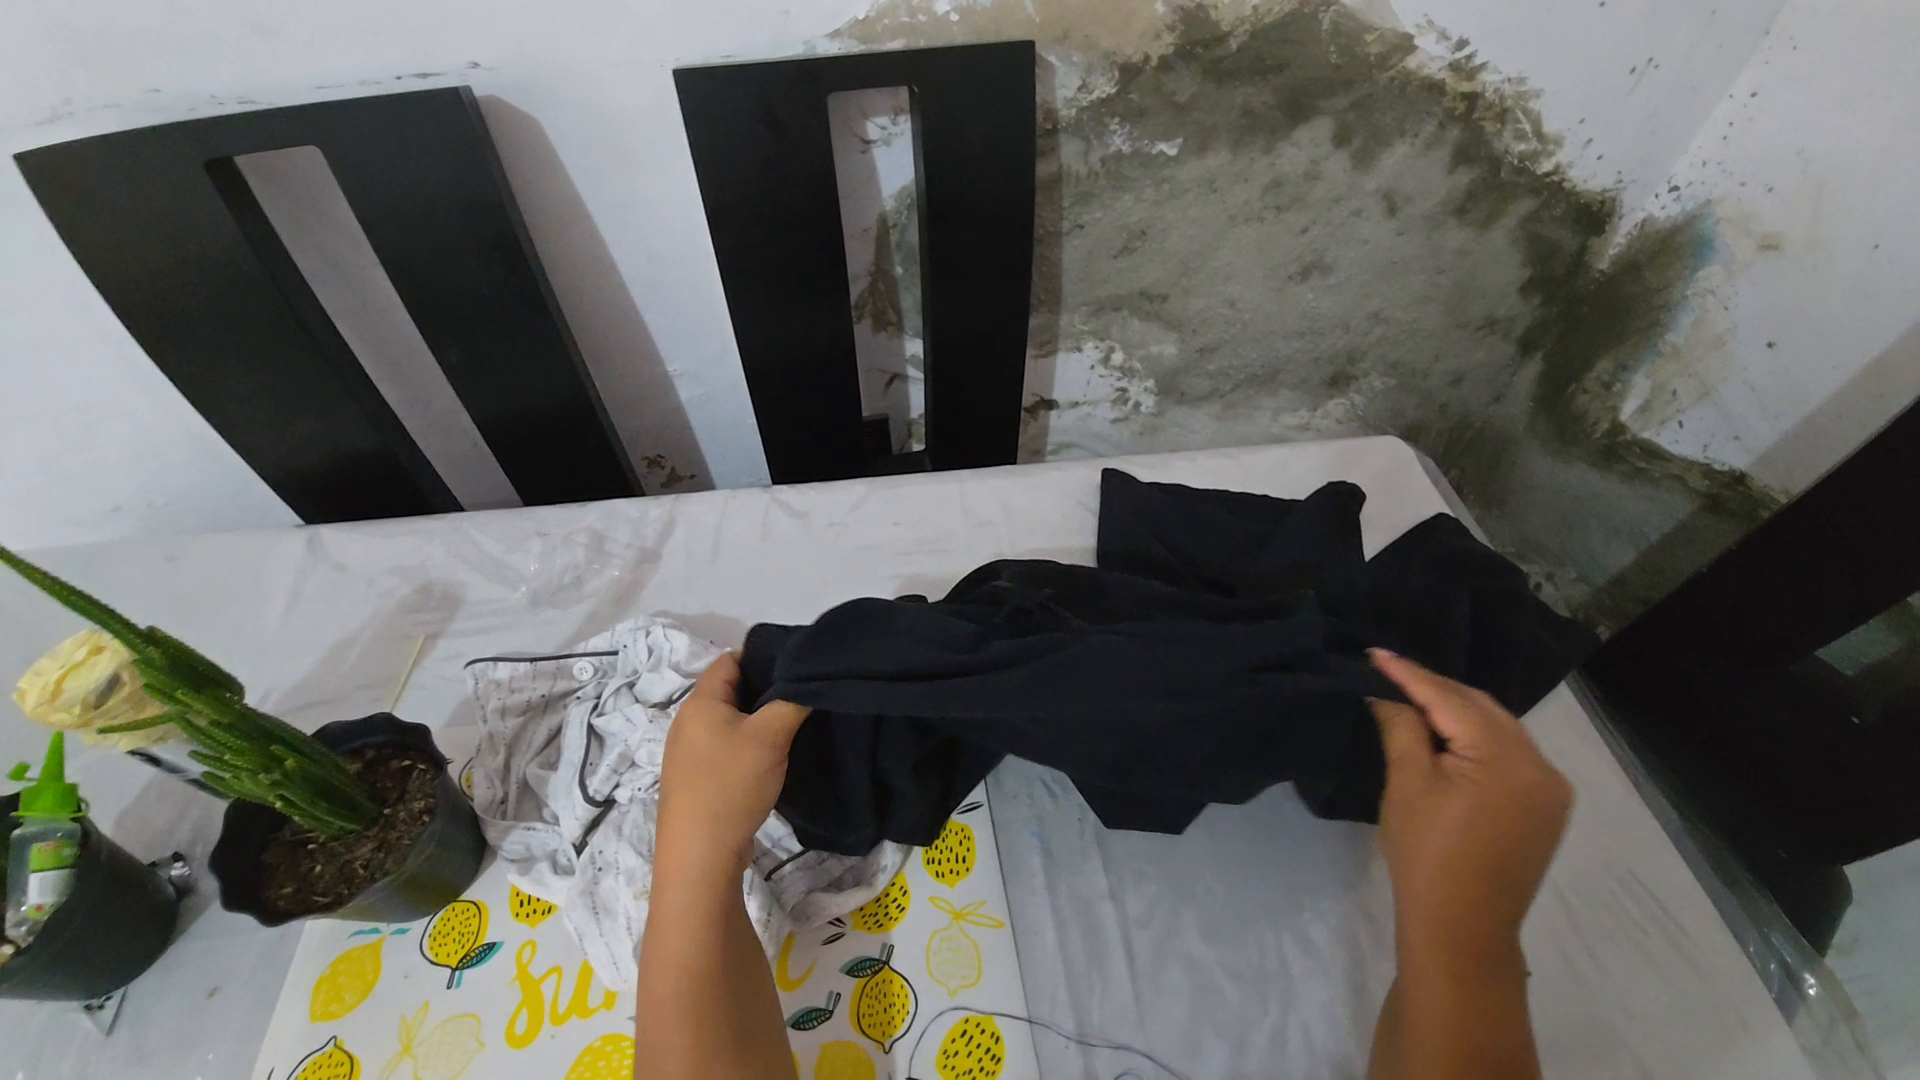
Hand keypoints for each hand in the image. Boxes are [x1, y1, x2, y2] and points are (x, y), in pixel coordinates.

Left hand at [656, 653, 811, 878]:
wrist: (700, 856)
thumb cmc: (731, 784)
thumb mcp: (771, 736)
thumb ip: (793, 701)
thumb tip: (811, 682)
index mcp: (699, 702)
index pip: (731, 660)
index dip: (764, 656)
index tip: (799, 664)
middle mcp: (689, 722)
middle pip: (732, 690)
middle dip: (767, 689)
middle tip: (804, 692)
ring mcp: (691, 754)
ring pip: (732, 721)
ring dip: (761, 720)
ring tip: (796, 722)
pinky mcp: (699, 780)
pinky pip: (729, 748)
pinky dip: (751, 745)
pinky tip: (776, 756)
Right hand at [1368, 648, 1571, 965]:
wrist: (1462, 927)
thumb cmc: (1425, 852)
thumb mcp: (1406, 783)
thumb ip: (1401, 727)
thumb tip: (1385, 692)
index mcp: (1505, 758)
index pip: (1450, 699)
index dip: (1408, 674)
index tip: (1373, 653)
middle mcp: (1540, 765)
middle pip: (1480, 708)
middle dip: (1434, 688)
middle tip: (1388, 672)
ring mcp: (1550, 787)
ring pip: (1497, 727)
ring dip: (1456, 710)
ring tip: (1411, 697)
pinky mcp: (1546, 806)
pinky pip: (1509, 752)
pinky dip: (1476, 736)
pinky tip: (1447, 733)